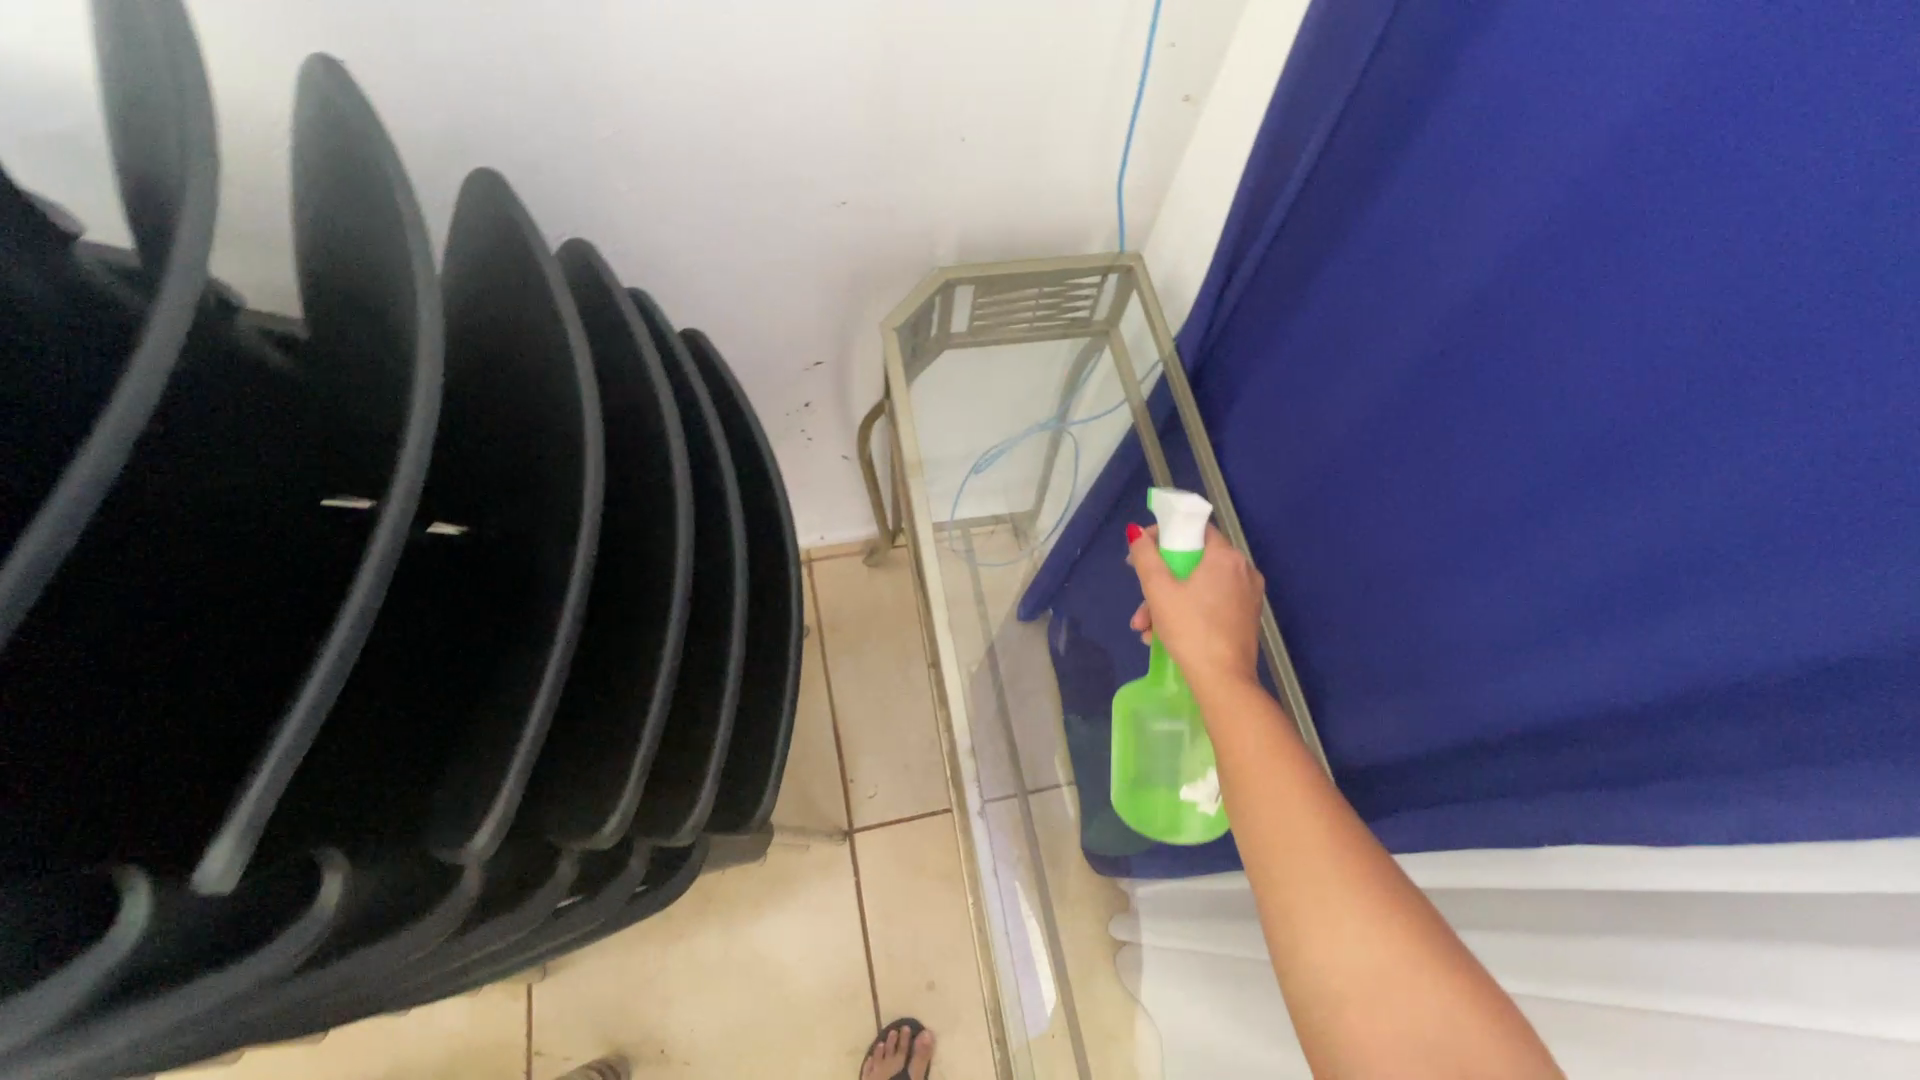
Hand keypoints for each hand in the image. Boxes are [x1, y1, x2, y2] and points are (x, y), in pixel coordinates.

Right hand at [1128, 523, 1264, 689]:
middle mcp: (1243, 570)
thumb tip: (1136, 532)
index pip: (1195, 529)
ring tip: (1145, 628)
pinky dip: (1188, 613)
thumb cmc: (1190, 629)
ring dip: (1168, 603)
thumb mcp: (1158, 590)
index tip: (1143, 553)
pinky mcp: (1246, 618)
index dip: (1166, 536)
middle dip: (1161, 582)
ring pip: (1200, 587)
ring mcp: (1248, 596)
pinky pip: (1211, 604)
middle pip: (1194, 563)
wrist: (1223, 680)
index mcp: (1225, 556)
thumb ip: (1145, 556)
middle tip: (1140, 600)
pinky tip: (1163, 636)